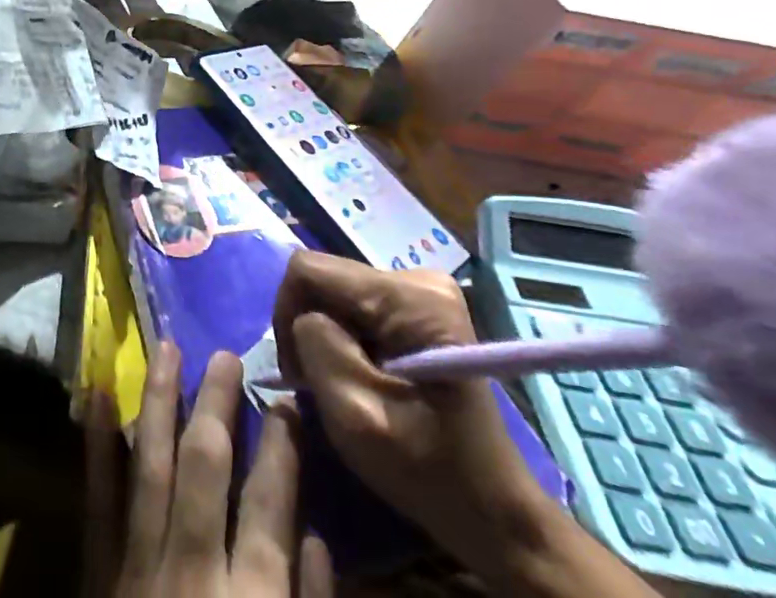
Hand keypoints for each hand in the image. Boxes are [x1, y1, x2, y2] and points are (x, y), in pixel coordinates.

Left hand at [84, 341, 331, 597]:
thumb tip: (317, 537)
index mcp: (252, 593)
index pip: (268, 502)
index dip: (279, 447)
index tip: (285, 403)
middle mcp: (193, 562)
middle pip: (204, 464)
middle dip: (216, 404)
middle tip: (224, 355)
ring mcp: (138, 559)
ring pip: (150, 463)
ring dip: (160, 401)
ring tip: (167, 349)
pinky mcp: (98, 565)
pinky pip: (97, 496)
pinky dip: (98, 444)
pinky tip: (98, 393)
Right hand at [273, 254, 657, 597]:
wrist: (489, 506)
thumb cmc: (424, 465)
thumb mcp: (353, 409)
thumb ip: (316, 344)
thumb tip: (302, 316)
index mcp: (410, 298)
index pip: (308, 269)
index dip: (287, 312)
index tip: (297, 368)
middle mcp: (420, 279)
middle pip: (323, 277)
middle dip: (305, 324)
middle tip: (312, 379)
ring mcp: (423, 292)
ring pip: (334, 291)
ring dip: (322, 334)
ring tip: (335, 379)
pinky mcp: (419, 308)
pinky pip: (353, 304)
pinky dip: (342, 336)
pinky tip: (357, 371)